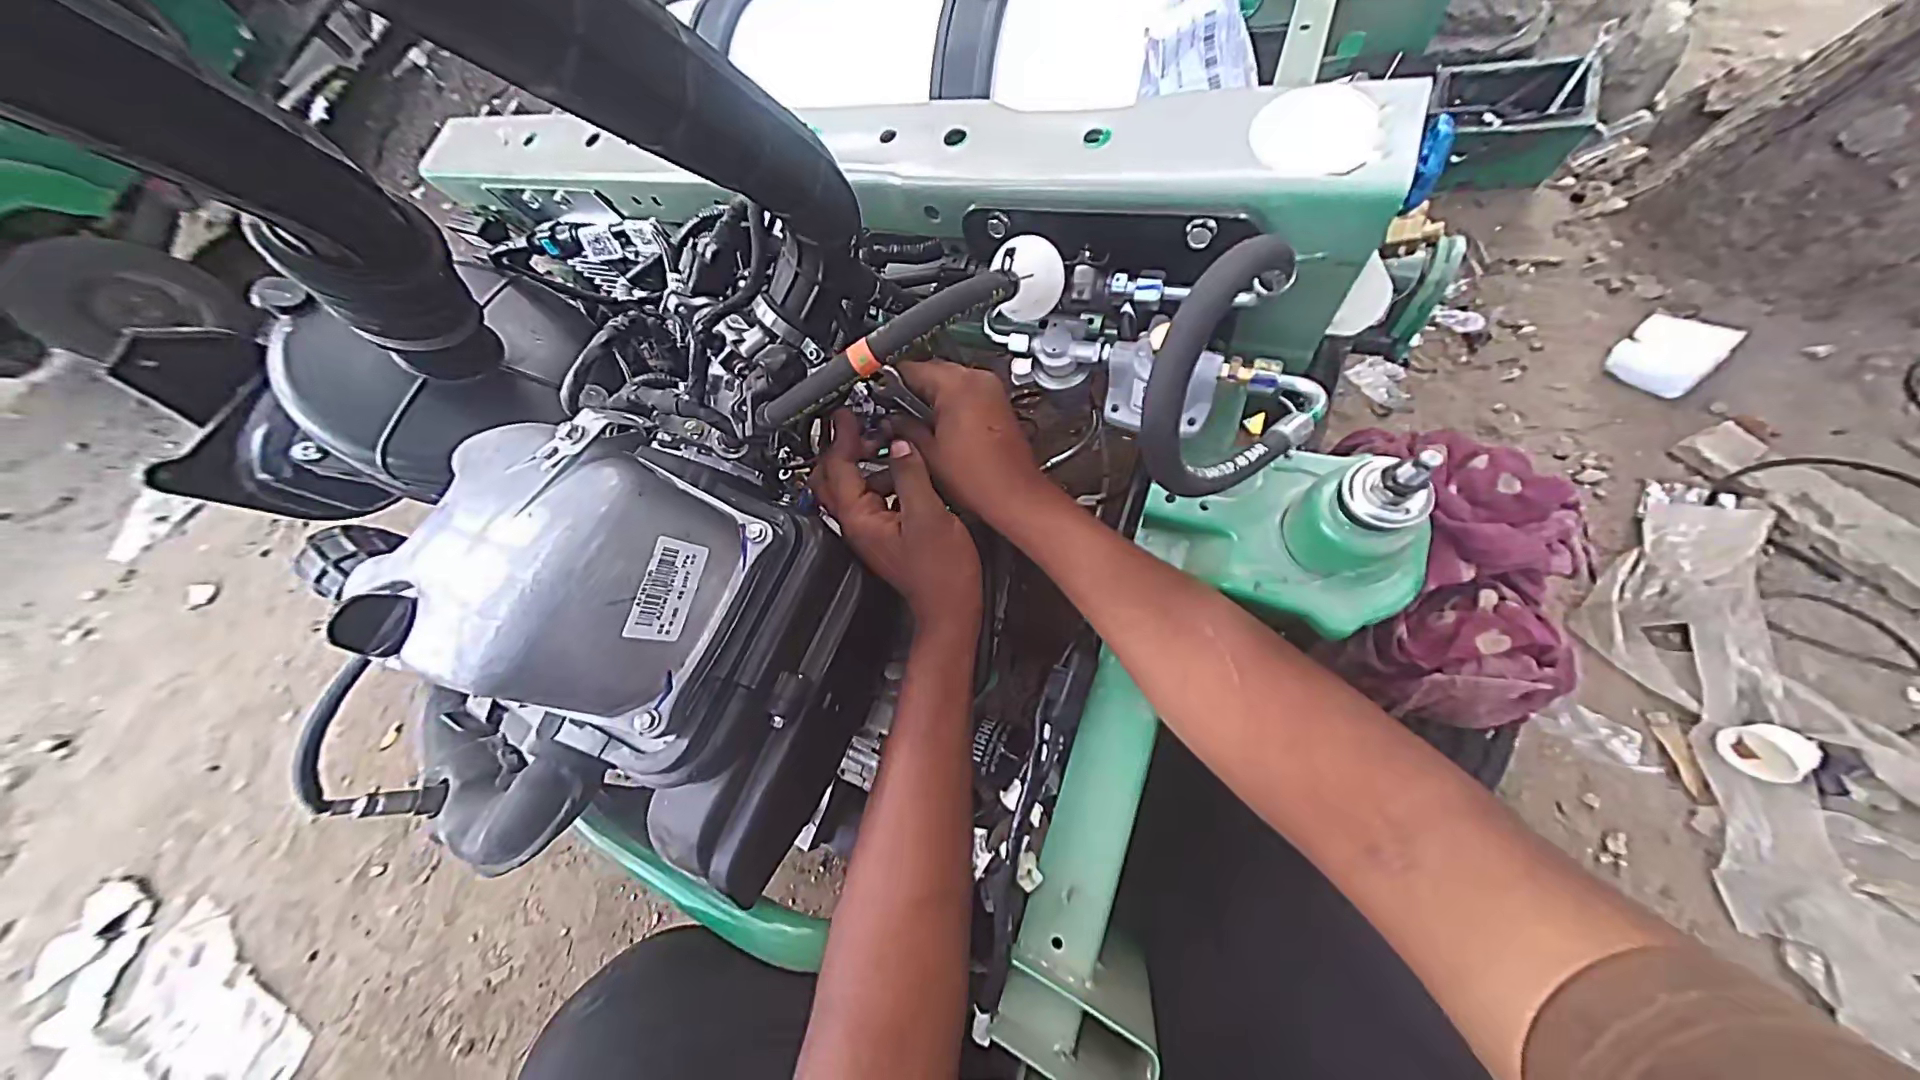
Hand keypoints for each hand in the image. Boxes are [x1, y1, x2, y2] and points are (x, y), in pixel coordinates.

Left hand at [812, 410, 981, 634]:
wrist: (952, 607)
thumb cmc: (942, 575)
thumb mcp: (928, 514)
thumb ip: (911, 475)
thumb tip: (901, 446)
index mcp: (861, 520)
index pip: (838, 469)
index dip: (841, 437)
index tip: (845, 415)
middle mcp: (859, 526)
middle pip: (833, 479)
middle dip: (841, 448)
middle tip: (856, 425)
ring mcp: (872, 532)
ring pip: (854, 488)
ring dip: (864, 462)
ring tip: (885, 443)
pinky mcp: (888, 534)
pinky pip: (874, 498)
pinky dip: (881, 478)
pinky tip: (904, 471)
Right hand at [893, 360, 1055, 525]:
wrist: (1014, 495)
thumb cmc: (980, 479)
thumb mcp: (928, 453)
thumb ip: (905, 427)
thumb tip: (892, 419)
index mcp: (957, 385)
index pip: (910, 367)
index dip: (889, 383)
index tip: (878, 394)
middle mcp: (978, 379)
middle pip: (932, 370)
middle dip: (911, 390)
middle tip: (893, 412)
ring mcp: (991, 389)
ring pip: (950, 381)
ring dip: (931, 397)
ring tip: (916, 423)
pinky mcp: (997, 403)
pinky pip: (966, 393)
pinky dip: (951, 404)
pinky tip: (940, 428)